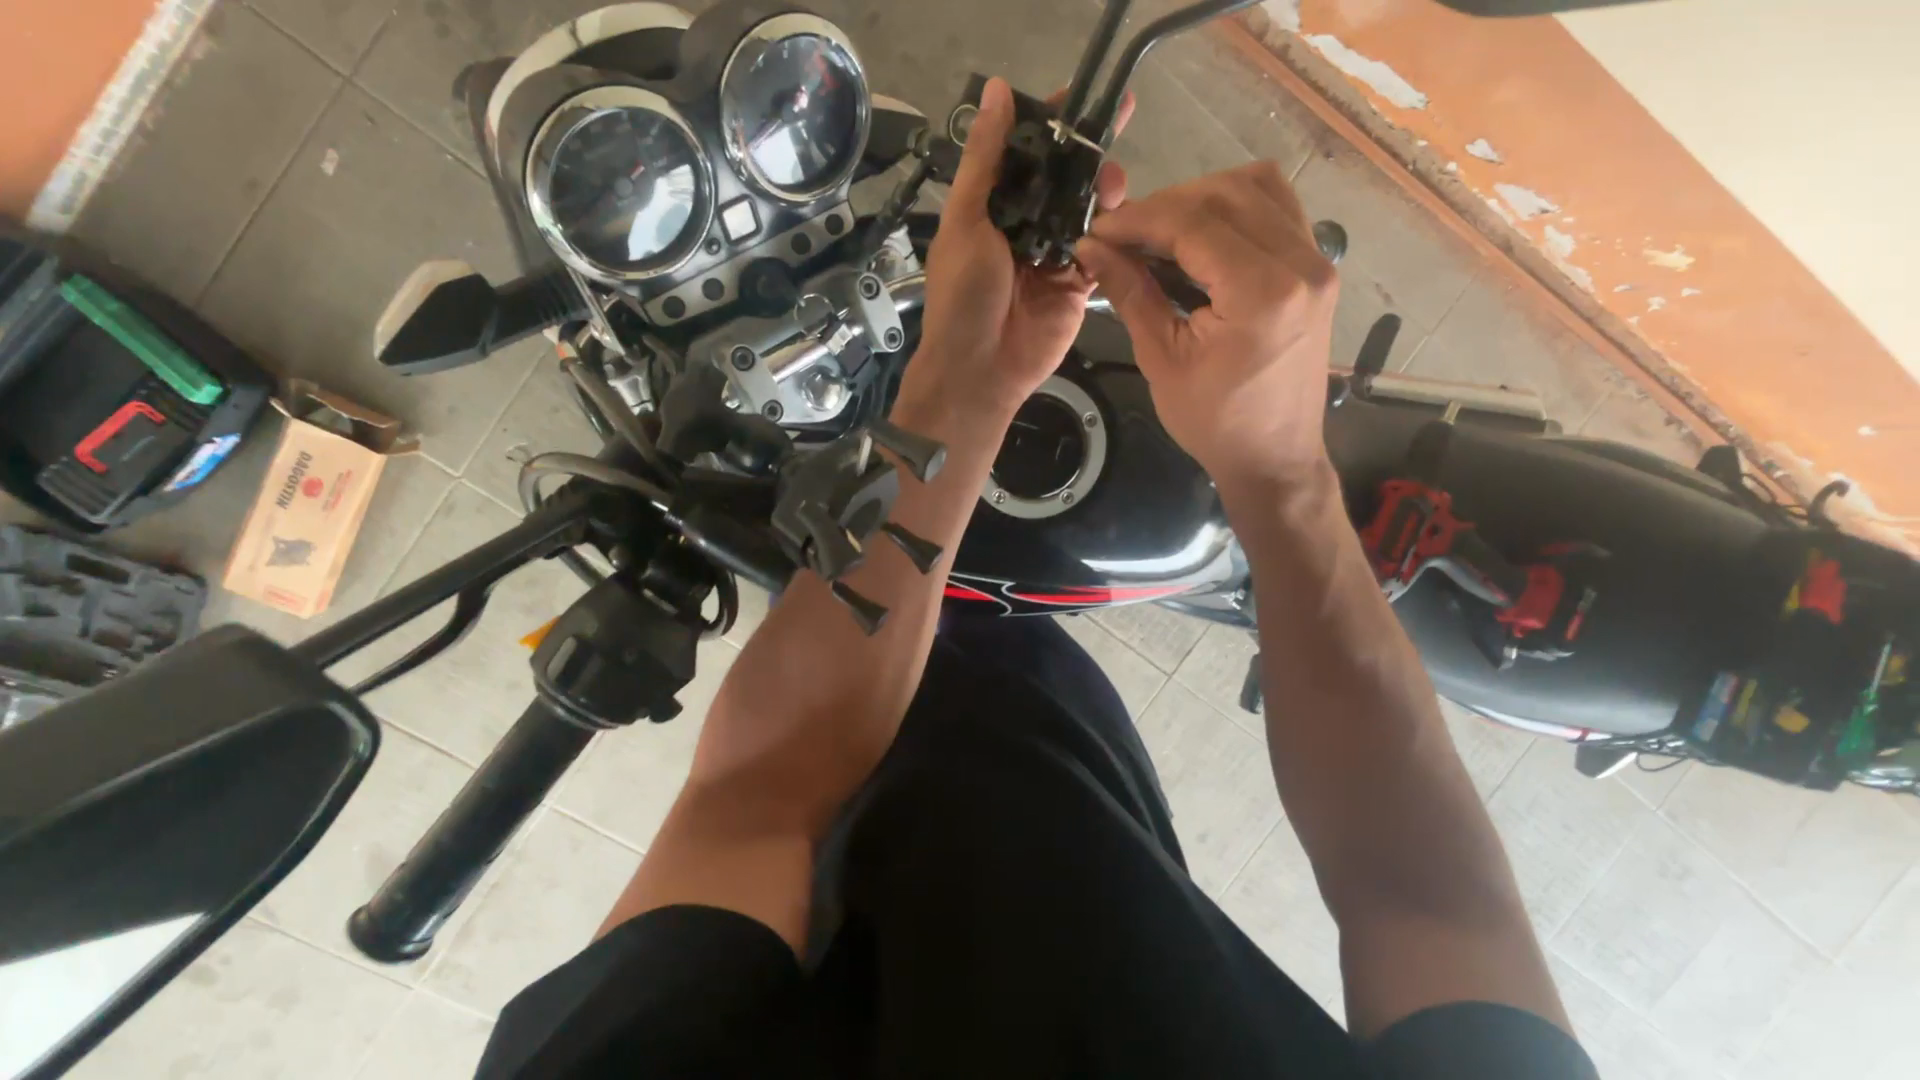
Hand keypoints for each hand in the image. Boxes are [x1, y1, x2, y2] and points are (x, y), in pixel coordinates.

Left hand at [908, 78, 1130, 417]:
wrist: (980, 368)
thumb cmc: (963, 295)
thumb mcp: (965, 219)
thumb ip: (984, 159)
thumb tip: (998, 90)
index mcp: (991, 207)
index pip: (1025, 155)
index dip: (1049, 124)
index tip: (1079, 97)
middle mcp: (1024, 226)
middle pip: (1062, 178)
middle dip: (1086, 152)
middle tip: (1112, 125)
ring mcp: (1054, 255)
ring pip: (1087, 209)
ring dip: (1102, 189)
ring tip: (1113, 181)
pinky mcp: (1079, 284)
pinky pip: (1103, 250)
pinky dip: (1114, 233)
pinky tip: (1122, 215)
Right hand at [1075, 163, 1337, 496]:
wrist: (1274, 456)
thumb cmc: (1214, 421)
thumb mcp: (1162, 359)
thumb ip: (1130, 292)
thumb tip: (1091, 247)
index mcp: (1262, 294)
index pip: (1194, 223)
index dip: (1139, 219)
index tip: (1099, 230)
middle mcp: (1301, 264)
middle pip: (1228, 192)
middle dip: (1167, 204)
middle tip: (1126, 234)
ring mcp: (1317, 262)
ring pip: (1259, 187)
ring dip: (1203, 197)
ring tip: (1163, 230)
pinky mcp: (1318, 267)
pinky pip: (1278, 209)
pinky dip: (1236, 207)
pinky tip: (1202, 236)